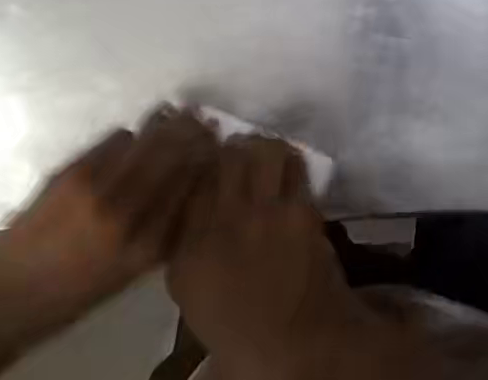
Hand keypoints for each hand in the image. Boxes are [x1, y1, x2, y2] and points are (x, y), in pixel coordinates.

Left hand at [0, 105, 216, 356]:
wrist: (2, 300)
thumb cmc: (75, 292)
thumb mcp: (132, 271)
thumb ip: (167, 229)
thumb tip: (197, 182)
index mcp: (147, 245)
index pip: (194, 182)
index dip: (210, 156)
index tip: (220, 143)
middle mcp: (127, 213)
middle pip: (177, 152)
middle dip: (196, 131)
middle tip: (206, 120)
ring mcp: (98, 189)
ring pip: (150, 137)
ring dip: (169, 123)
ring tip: (180, 115)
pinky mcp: (72, 172)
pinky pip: (118, 137)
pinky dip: (133, 134)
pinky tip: (136, 137)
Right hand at [166, 137, 384, 379]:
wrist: (295, 341)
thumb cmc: (239, 323)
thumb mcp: (193, 289)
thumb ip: (188, 244)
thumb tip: (194, 200)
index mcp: (188, 253)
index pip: (188, 186)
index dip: (198, 163)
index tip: (205, 155)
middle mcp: (222, 226)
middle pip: (224, 159)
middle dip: (230, 147)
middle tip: (236, 147)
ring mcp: (264, 215)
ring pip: (262, 152)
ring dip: (262, 146)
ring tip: (263, 150)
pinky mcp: (299, 210)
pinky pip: (295, 166)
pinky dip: (291, 159)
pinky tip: (288, 162)